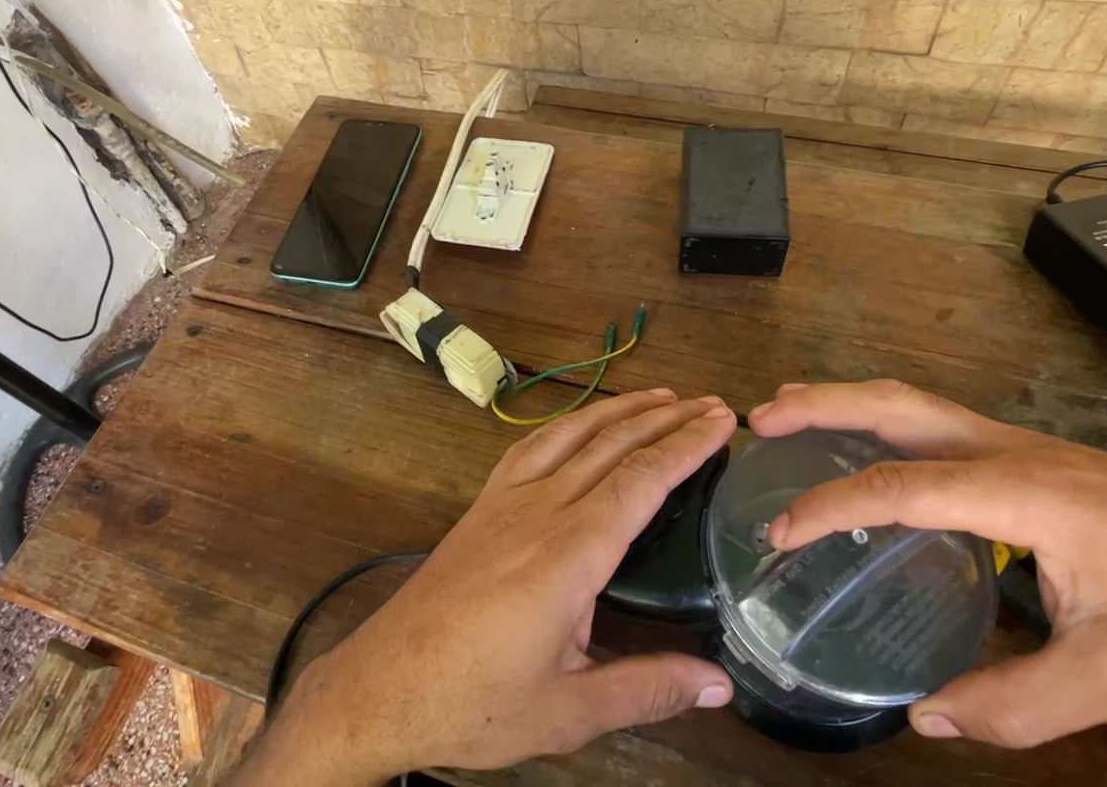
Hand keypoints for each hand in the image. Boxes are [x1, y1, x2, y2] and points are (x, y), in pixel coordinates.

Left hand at [255, 390, 736, 783]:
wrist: (384, 683)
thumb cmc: (477, 701)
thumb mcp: (569, 711)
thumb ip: (647, 689)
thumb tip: (721, 684)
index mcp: (571, 555)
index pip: (641, 480)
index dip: (686, 445)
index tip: (722, 420)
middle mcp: (541, 511)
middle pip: (613, 445)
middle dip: (666, 418)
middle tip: (712, 402)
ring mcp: (506, 501)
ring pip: (572, 434)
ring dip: (620, 409)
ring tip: (661, 395)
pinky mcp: (482, 505)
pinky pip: (530, 446)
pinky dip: (567, 423)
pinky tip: (582, 422)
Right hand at [748, 380, 1106, 749]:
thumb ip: (1020, 704)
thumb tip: (926, 716)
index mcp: (1027, 494)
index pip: (903, 485)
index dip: (832, 504)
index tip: (781, 530)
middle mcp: (1012, 450)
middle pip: (898, 405)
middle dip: (822, 405)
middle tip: (759, 419)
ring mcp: (1020, 443)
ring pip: (914, 402)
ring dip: (844, 402)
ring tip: (787, 414)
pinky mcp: (1027, 452)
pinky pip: (933, 421)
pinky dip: (877, 419)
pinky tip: (861, 444)